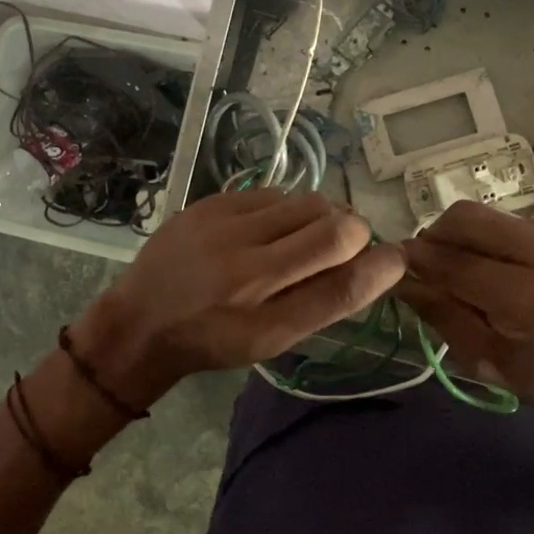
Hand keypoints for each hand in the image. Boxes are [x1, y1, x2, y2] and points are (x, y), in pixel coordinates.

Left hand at [71, 189, 405, 406]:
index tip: (393, 258)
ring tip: (300, 240)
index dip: (381, 266)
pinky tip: (267, 229)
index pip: (343, 280)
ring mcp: (223, 224)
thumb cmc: (213, 340)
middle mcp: (245, 263)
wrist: (140, 320)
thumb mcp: (271, 338)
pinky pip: (270, 193)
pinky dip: (283, 209)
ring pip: (304, 201)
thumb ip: (325, 301)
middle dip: (349, 233)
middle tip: (339, 250)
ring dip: (317, 217)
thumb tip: (382, 263)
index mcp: (262, 312)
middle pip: (332, 224)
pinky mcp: (208, 203)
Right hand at [398, 201, 533, 419]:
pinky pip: (506, 219)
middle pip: (468, 220)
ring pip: (484, 215)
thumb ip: (441, 314)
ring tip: (464, 270)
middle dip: (436, 237)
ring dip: (463, 239)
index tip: (393, 263)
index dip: (419, 261)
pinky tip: (500, 267)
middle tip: (425, 263)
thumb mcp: (488, 361)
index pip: (458, 264)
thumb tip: (399, 278)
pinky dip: (489, 240)